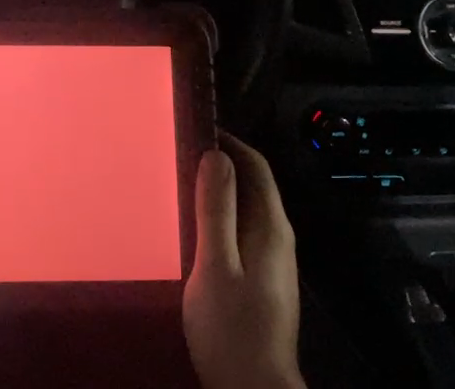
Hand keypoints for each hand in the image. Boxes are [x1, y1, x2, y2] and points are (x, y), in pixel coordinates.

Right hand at [182, 134, 306, 388]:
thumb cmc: (232, 327)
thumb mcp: (215, 264)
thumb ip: (216, 209)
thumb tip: (215, 154)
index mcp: (270, 226)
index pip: (255, 165)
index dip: (228, 141)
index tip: (192, 128)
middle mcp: (278, 237)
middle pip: (253, 184)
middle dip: (219, 163)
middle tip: (176, 153)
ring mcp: (272, 260)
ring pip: (246, 208)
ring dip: (217, 190)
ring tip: (177, 183)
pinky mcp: (262, 279)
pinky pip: (241, 230)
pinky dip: (218, 216)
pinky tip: (191, 227)